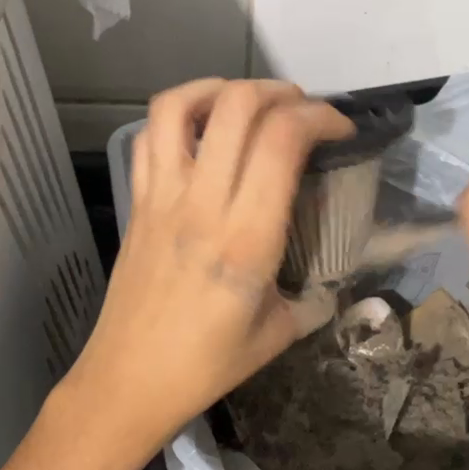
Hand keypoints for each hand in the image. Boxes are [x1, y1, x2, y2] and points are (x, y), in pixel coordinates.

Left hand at [61, 79, 351, 448]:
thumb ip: (315, 297)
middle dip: (280, 93)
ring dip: (222, 89)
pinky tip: (202, 130)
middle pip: (236, 107)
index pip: (282, 140)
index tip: (340, 131)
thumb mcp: (279, 335)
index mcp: (246, 238)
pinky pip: (149, 137)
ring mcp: (161, 198)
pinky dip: (179, 114)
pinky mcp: (137, 203)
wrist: (128, 380)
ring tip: (249, 103)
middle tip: (301, 112)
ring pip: (180, 106)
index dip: (320, 117)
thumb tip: (335, 277)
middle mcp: (202, 204)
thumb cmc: (206, 366)